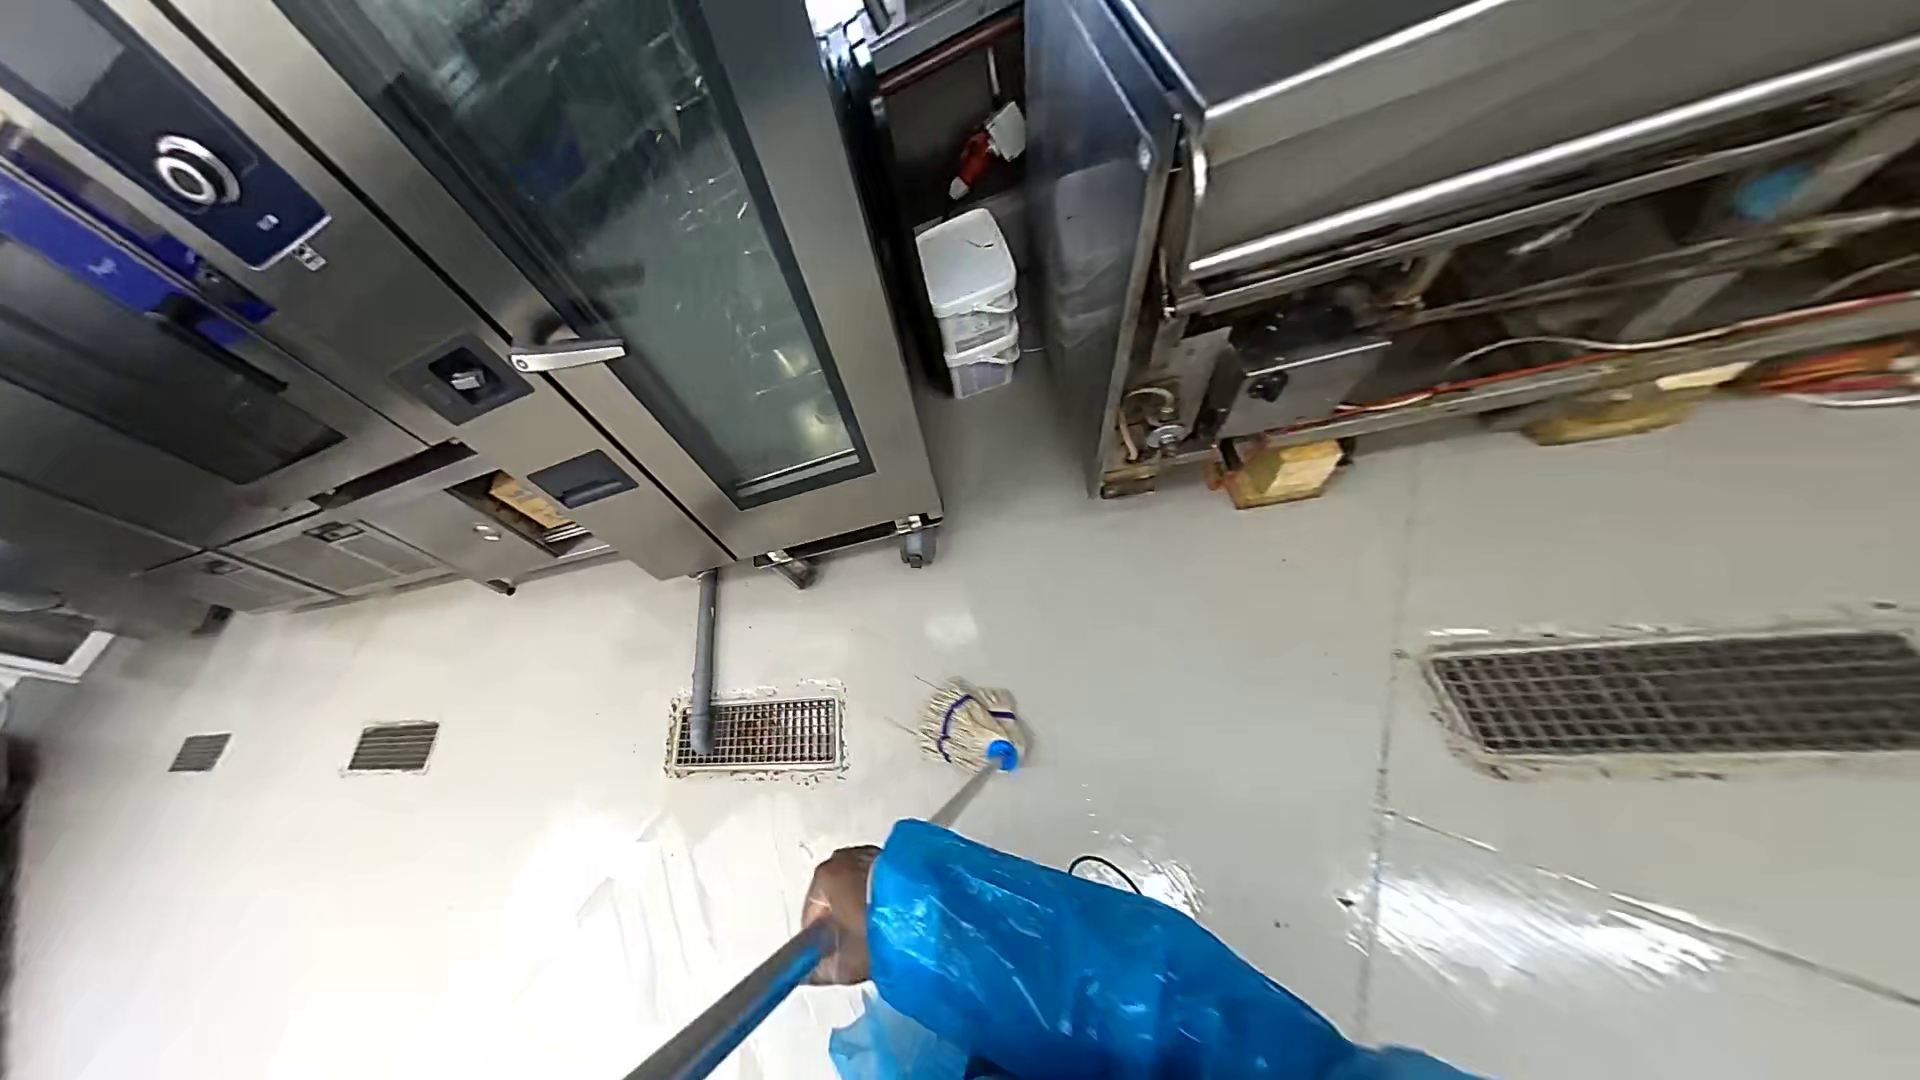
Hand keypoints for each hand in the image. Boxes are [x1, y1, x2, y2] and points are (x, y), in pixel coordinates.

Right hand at [801, 845, 879, 983]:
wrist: (921, 908)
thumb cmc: (879, 928)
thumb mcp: (843, 963)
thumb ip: (817, 971)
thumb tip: (809, 973)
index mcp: (824, 875)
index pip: (810, 914)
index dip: (821, 939)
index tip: (833, 953)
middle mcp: (843, 857)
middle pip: (832, 897)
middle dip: (841, 919)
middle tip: (856, 943)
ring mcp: (867, 853)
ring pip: (853, 886)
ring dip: (859, 904)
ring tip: (875, 928)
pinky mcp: (888, 854)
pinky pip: (873, 877)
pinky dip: (876, 892)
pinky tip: (887, 913)